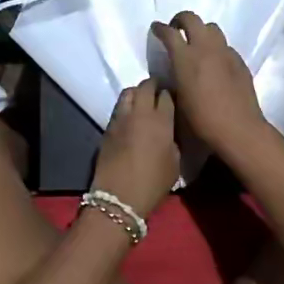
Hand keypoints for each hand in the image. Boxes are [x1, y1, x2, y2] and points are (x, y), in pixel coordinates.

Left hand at [92, 78, 179, 216]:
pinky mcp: (107, 128)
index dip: (171, 95)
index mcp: (161, 121)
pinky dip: (126, 107)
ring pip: (128, 93)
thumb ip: (174, 141)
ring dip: (137, 93)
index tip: (175, 99)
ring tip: (143, 102)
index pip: (167, 95)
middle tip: (159, 92)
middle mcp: (140, 113)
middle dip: (153, 86)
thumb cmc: (153, 183)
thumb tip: (169, 132)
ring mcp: (120, 119)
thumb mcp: (175, 164)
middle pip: (145, 86)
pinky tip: (132, 118)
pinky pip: (118, 109)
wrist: (119, 197)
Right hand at [151, 12, 270, 154]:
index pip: (169, 33)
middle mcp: (205, 49)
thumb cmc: (202, 121)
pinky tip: (215, 63)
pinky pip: (225, 46)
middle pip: (192, 18)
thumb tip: (171, 76)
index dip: (160, 28)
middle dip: (180, 20)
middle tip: (176, 29)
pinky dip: (216, 48)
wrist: (238, 129)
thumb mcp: (177, 102)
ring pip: (211, 28)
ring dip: (200, 31)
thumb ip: (172, 82)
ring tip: (196, 44)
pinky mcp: (239, 62)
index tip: (156, 28)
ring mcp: (225, 53)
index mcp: (185, 59)